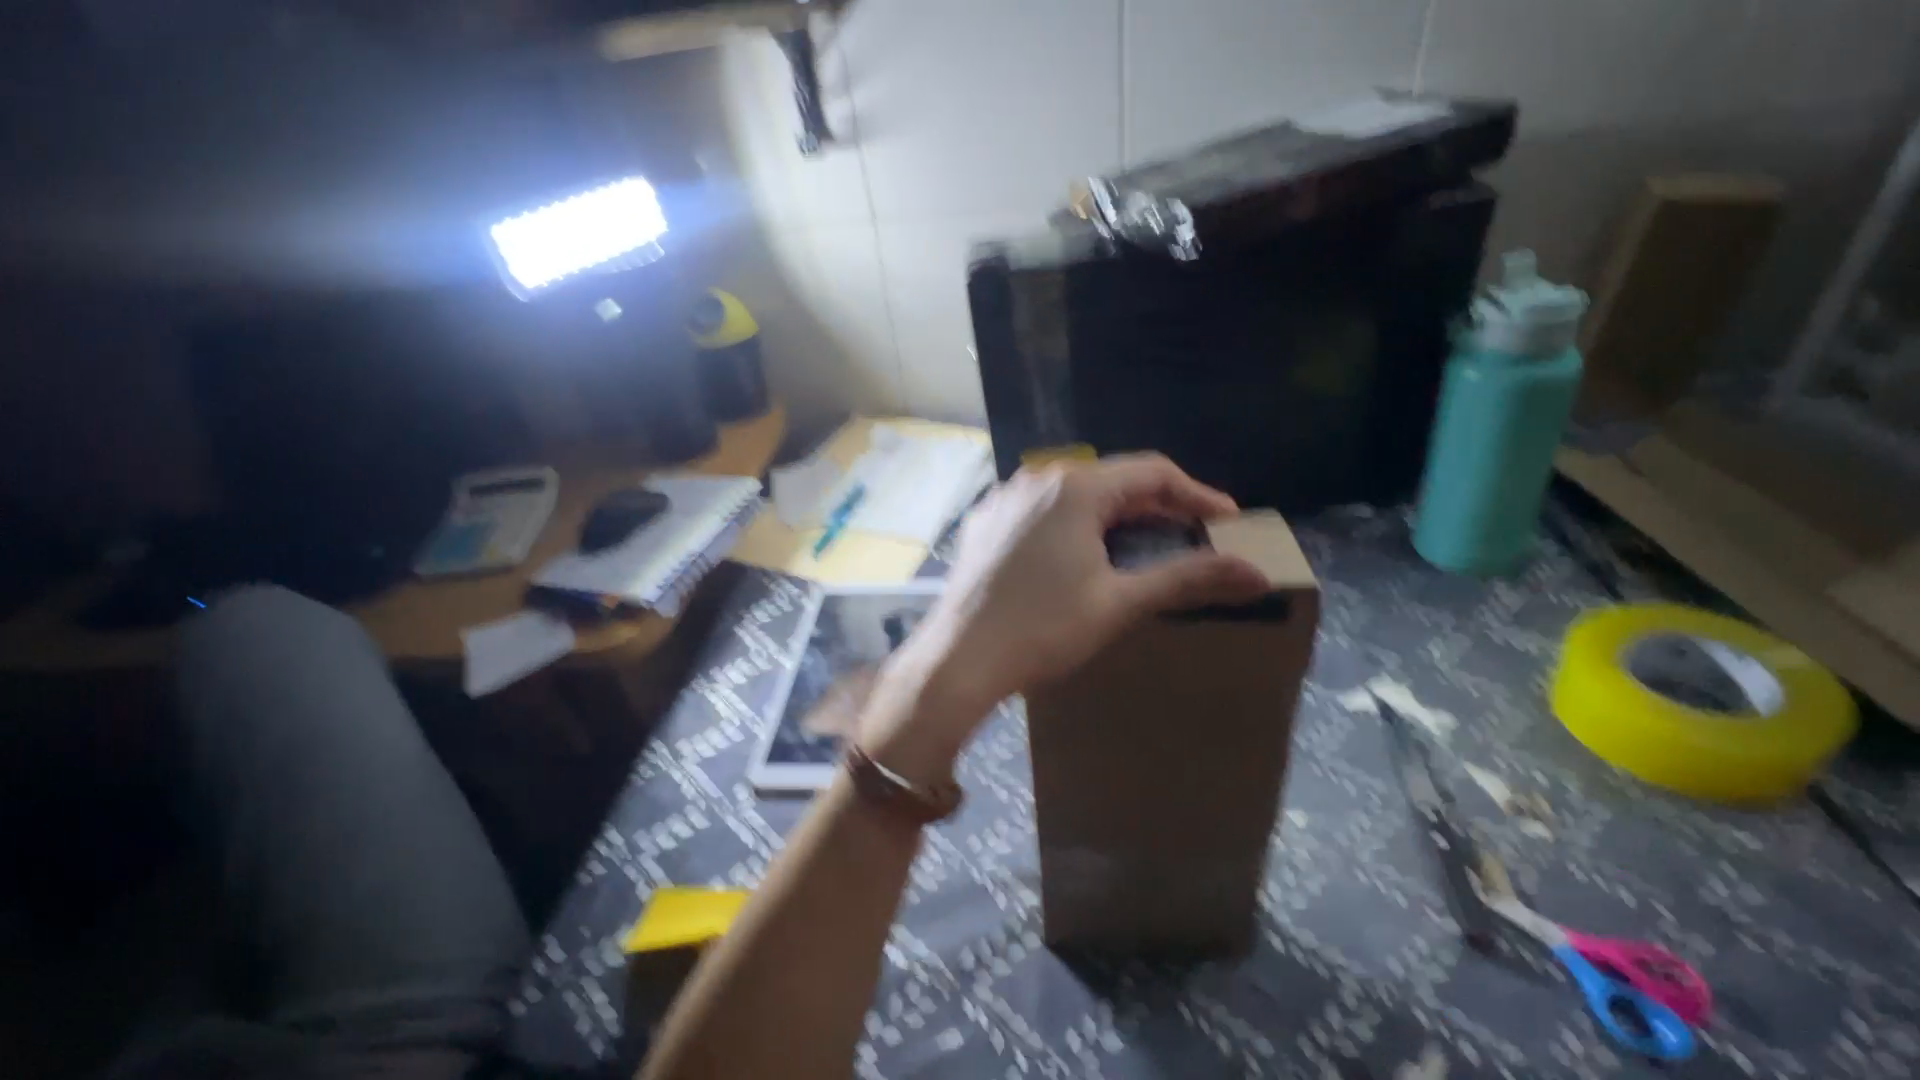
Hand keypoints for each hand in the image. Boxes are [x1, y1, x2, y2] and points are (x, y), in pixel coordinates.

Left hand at [866, 454, 1270, 772]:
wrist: (957, 661)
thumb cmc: (1042, 630)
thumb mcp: (1120, 603)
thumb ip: (1188, 579)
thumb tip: (1257, 574)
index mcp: (1074, 488)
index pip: (1152, 472)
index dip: (1197, 494)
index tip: (1228, 520)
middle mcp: (1037, 479)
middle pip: (1113, 480)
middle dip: (1159, 505)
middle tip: (1196, 534)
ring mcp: (1005, 499)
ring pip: (1076, 494)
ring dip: (1118, 514)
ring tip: (1149, 541)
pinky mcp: (986, 523)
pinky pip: (1044, 511)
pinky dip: (1077, 524)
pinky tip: (1085, 552)